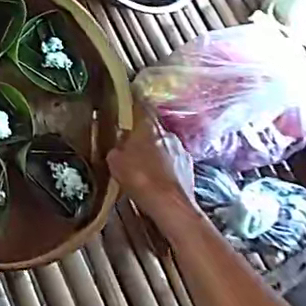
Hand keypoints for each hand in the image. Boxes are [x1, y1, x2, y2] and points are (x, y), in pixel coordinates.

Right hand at [106, 96, 193, 215]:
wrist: (171, 205)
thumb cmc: (139, 178)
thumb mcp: (114, 161)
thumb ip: (115, 148)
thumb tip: (117, 145)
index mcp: (148, 127)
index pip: (140, 106)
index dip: (133, 102)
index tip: (126, 100)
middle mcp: (167, 133)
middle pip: (152, 127)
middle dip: (142, 132)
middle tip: (130, 141)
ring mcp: (182, 150)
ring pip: (164, 144)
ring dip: (155, 150)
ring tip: (144, 163)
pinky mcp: (190, 168)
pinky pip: (173, 161)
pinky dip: (165, 165)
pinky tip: (157, 177)